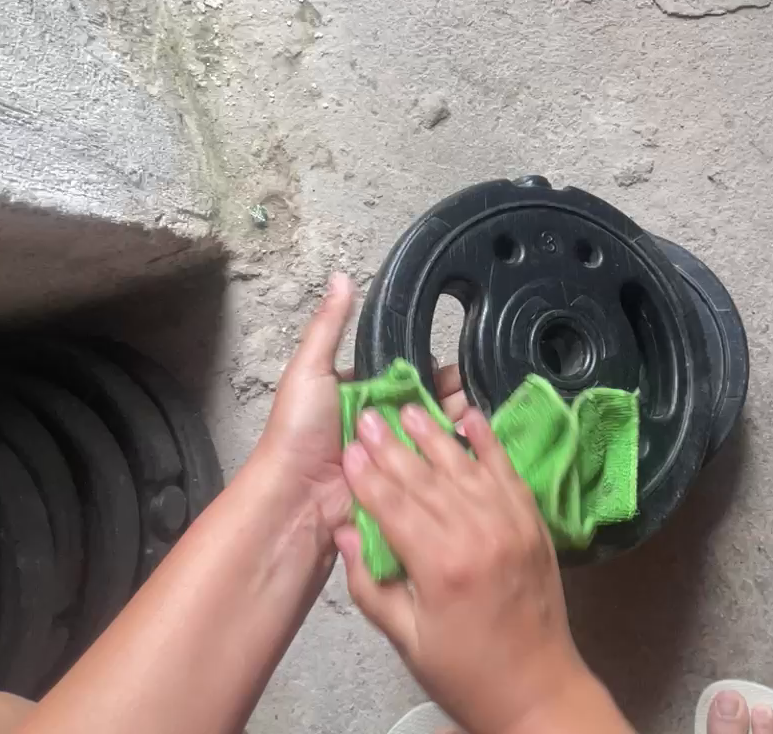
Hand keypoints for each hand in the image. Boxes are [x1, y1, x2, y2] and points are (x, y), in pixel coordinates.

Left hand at [254, 271, 472, 544]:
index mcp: (362, 391)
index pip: (408, 374)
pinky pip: (430, 461)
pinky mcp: (401, 479)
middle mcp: (380, 420)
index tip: (459, 362)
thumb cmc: (299, 431)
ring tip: (476, 409)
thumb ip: (329, 325)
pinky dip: (448, 450)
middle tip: (474, 387)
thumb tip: (341, 276)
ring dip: (453, 419)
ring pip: (432, 429)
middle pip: (425, 400)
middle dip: (450, 393)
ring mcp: (391, 451)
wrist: (296, 496)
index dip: (433, 368)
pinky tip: (469, 438)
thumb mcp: (310, 370)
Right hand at [336, 403, 600, 733]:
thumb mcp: (406, 639)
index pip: (395, 506)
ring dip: (434, 435)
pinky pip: (506, 469)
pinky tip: (470, 417)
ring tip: (409, 409)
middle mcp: (477, 532)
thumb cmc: (463, 670)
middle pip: (426, 479)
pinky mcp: (532, 518)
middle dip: (393, 446)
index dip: (368, 476)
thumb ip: (369, 585)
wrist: (536, 686)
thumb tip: (343, 531)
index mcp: (441, 566)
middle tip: (370, 416)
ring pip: (464, 466)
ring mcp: (510, 520)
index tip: (349, 447)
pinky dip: (488, 441)